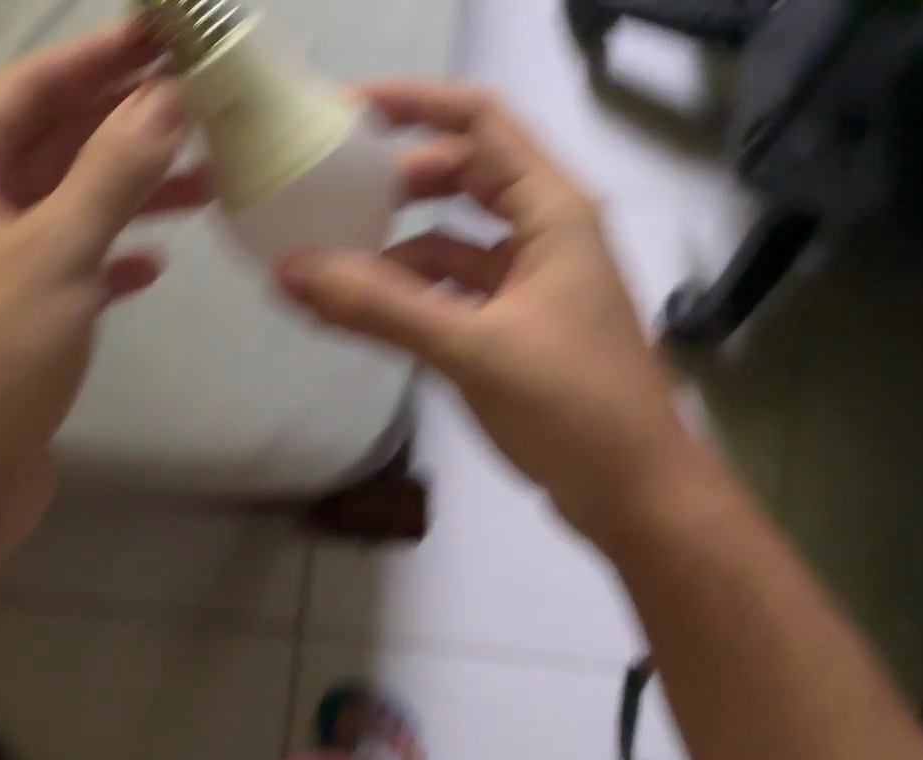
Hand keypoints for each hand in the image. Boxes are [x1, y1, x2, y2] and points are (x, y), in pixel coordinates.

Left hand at [0, 21, 208, 484]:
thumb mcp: (55, 251)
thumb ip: (113, 170)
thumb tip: (166, 98)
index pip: (30, 89)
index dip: (99, 58)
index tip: (165, 36)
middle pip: (50, 145)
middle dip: (124, 124)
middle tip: (199, 102)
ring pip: (66, 210)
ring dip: (129, 194)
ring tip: (203, 180)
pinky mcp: (14, 324)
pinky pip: (69, 271)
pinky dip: (110, 261)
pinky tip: (152, 265)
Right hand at [277, 80, 689, 536]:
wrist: (632, 491)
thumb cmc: (571, 407)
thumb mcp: (472, 349)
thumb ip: (380, 309)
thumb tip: (291, 272)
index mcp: (554, 213)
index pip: (480, 124)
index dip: (415, 105)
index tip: (346, 114)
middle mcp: (547, 237)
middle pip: (465, 182)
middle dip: (399, 187)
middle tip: (334, 200)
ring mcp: (534, 289)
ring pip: (456, 248)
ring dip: (398, 257)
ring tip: (332, 273)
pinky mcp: (521, 335)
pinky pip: (457, 299)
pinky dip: (414, 303)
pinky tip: (368, 320)